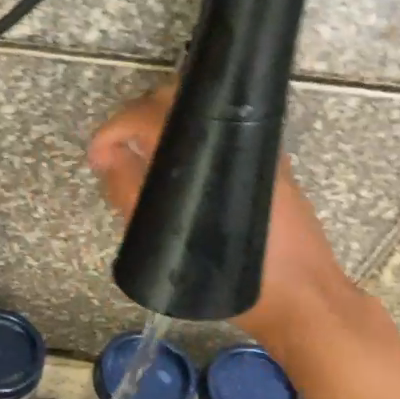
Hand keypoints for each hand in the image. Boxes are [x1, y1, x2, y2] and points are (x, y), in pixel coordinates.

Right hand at [86, 79, 358, 352]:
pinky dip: (188, 149)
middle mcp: (236, 133)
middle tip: (115, 158)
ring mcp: (256, 146)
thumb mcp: (170, 241)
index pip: (149, 112)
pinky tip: (178, 183)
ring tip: (139, 169)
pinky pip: (217, 139)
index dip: (113, 129)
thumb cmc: (237, 277)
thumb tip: (108, 159)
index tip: (97, 158)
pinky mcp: (268, 164)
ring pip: (196, 118)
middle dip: (134, 121)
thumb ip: (132, 194)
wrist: (302, 297)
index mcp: (210, 144)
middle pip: (173, 101)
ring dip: (161, 134)